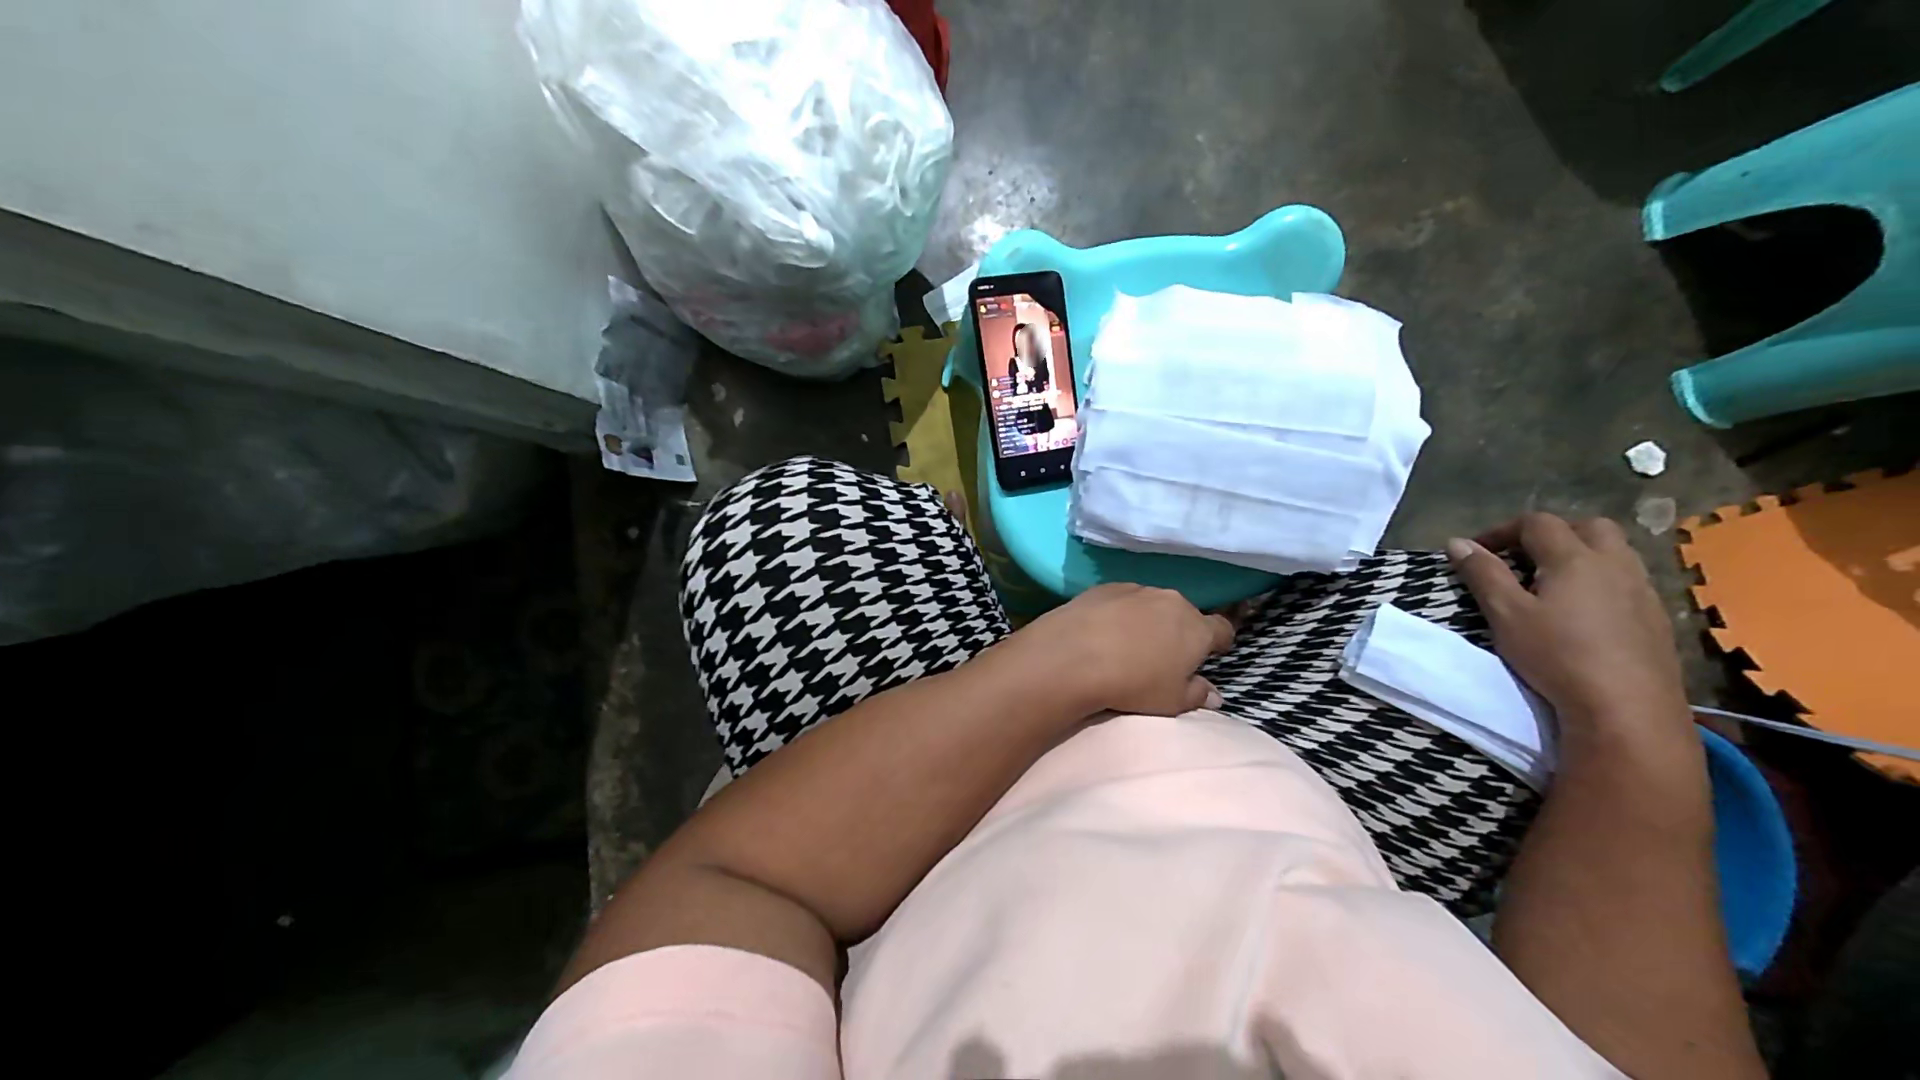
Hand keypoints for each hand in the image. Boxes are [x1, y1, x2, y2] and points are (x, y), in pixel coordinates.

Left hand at [1001, 583, 1234, 716]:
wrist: (1074, 655)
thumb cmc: (1133, 683)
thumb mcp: (1172, 701)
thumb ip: (1197, 695)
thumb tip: (1214, 694)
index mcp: (1196, 628)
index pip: (1221, 629)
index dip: (1218, 642)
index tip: (1209, 655)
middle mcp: (1171, 601)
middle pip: (1185, 614)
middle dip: (1179, 631)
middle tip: (1163, 656)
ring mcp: (1137, 589)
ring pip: (1152, 604)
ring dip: (1148, 619)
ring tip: (1129, 643)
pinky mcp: (1105, 586)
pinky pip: (1122, 599)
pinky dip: (1119, 612)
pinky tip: (1103, 630)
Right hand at [1447, 513, 1691, 744]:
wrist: (1627, 708)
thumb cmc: (1557, 655)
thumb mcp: (1506, 614)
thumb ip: (1483, 574)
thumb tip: (1458, 543)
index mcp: (1575, 558)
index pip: (1537, 523)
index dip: (1503, 530)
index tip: (1478, 552)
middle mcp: (1615, 564)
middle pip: (1587, 527)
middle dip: (1550, 533)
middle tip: (1520, 558)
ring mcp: (1642, 591)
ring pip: (1614, 552)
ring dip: (1579, 554)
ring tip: (1550, 582)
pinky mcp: (1656, 618)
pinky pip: (1628, 580)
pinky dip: (1600, 579)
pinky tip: (1582, 610)